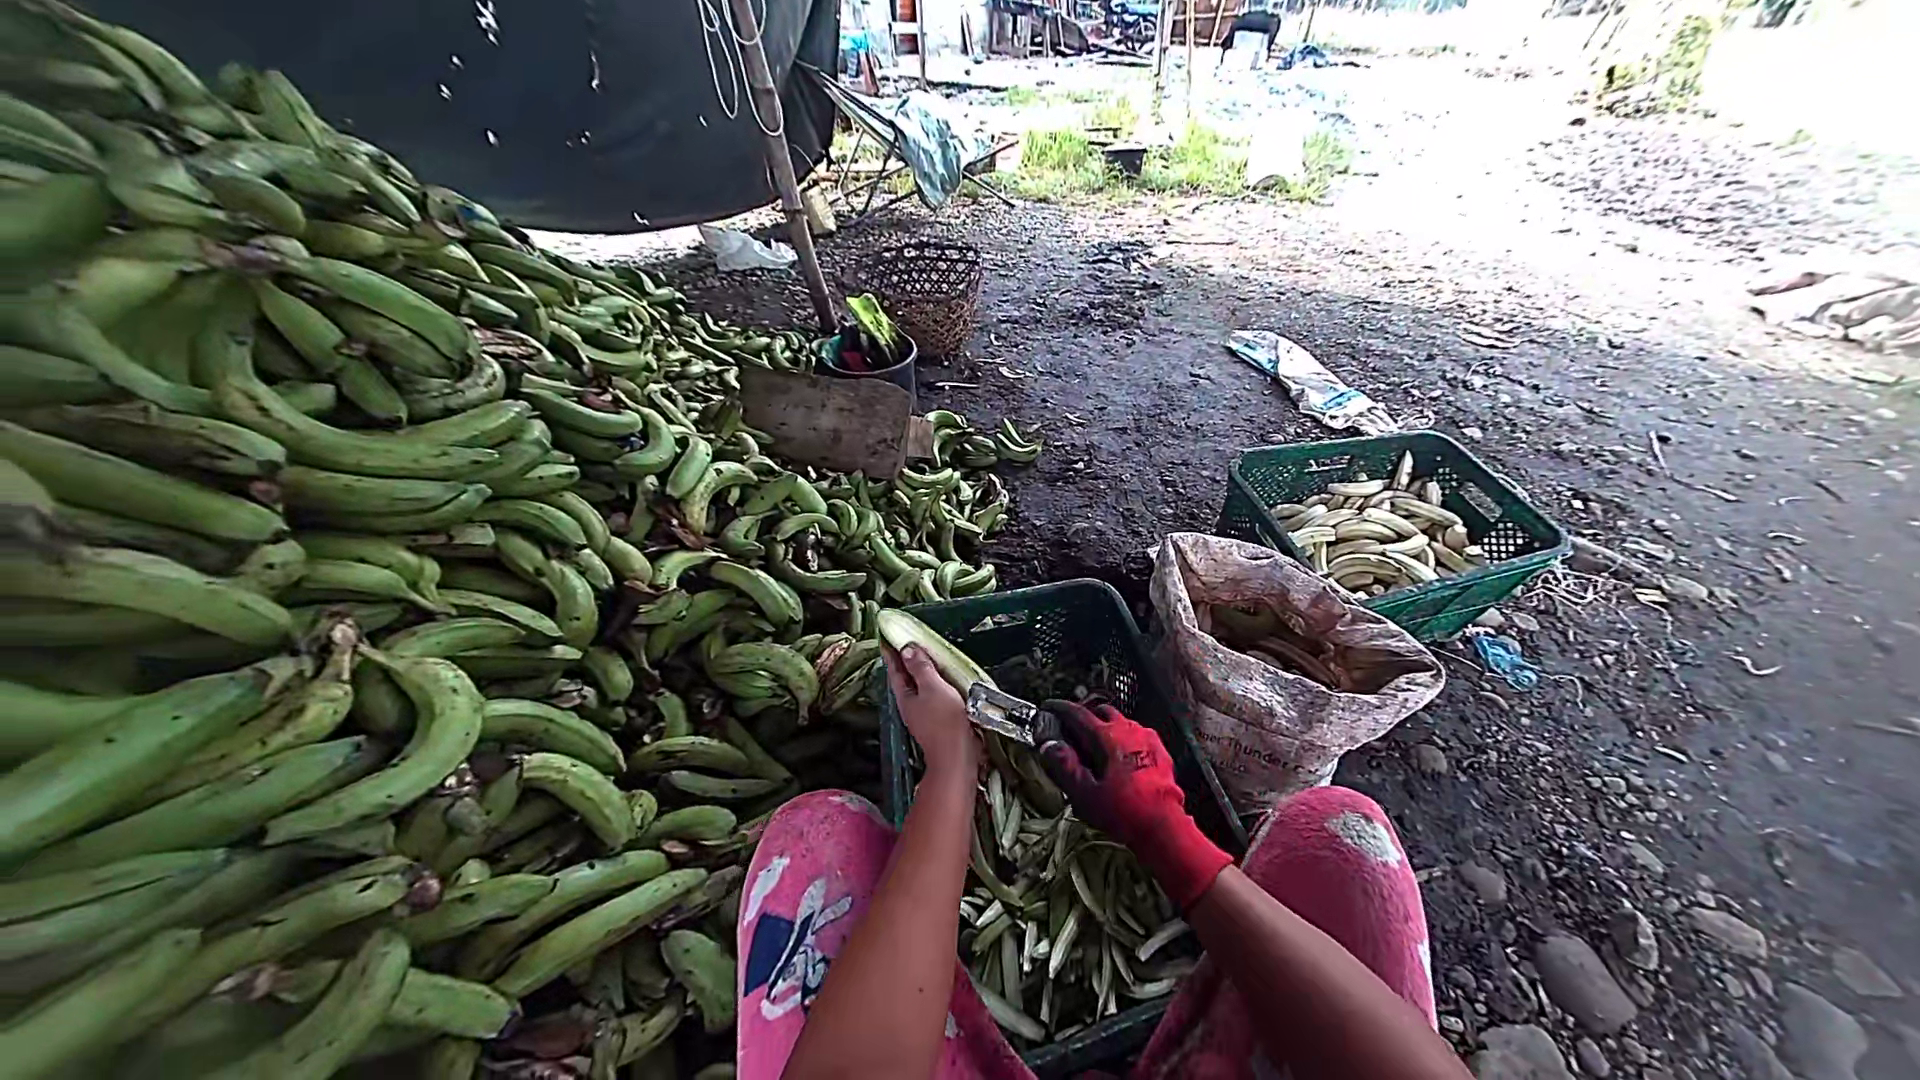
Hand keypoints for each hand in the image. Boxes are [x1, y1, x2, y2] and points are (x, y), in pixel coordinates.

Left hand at [884, 644, 981, 782]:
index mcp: (905, 696)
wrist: (958, 756)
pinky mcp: (937, 720)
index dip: (891, 653)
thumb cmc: (944, 720)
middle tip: (904, 644)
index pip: (894, 669)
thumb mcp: (933, 687)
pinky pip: (932, 695)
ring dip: (920, 672)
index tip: (885, 638)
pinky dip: (934, 683)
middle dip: (904, 661)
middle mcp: (911, 705)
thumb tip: (907, 650)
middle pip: (904, 678)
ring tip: (924, 658)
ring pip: (918, 687)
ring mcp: (923, 714)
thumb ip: (921, 668)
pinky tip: (942, 681)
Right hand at [1038, 701, 1232, 909]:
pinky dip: (1125, 739)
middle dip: (1086, 716)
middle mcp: (1128, 730)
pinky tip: (1121, 757)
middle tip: (1073, 729)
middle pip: (1101, 711)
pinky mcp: (1160, 752)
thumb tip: (1050, 747)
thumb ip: (1064, 767)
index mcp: (1107, 736)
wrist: (1165, 828)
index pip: (1078, 713)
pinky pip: (1138, 735)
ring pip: (1121, 722)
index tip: (1050, 708)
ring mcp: (1147, 739)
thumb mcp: (1085, 794)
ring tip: (1096, 744)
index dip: (1060, 709)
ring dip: (1106, 727)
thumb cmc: (1126, 813)